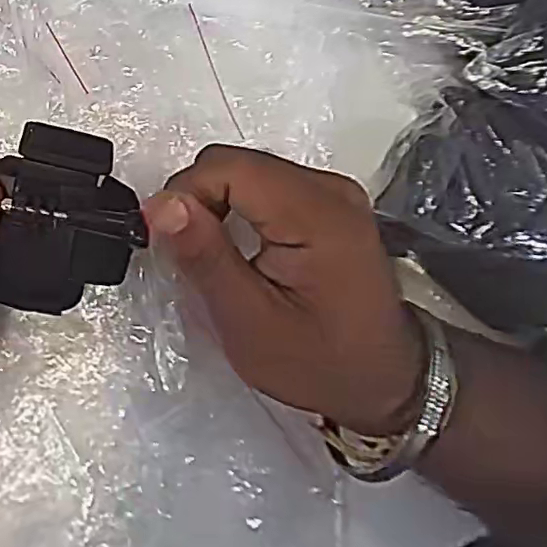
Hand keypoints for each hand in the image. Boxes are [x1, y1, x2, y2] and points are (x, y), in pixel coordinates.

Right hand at [145, 145, 424, 434]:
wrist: (385, 383)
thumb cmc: (318, 362)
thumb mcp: (248, 321)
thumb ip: (204, 256)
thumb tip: (160, 203)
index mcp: (317, 214)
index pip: (225, 167)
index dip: (186, 196)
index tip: (176, 245)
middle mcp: (329, 188)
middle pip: (233, 163)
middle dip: (197, 201)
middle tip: (196, 258)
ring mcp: (331, 191)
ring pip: (241, 170)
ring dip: (213, 206)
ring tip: (217, 258)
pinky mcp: (325, 201)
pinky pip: (259, 184)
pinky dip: (234, 209)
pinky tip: (239, 248)